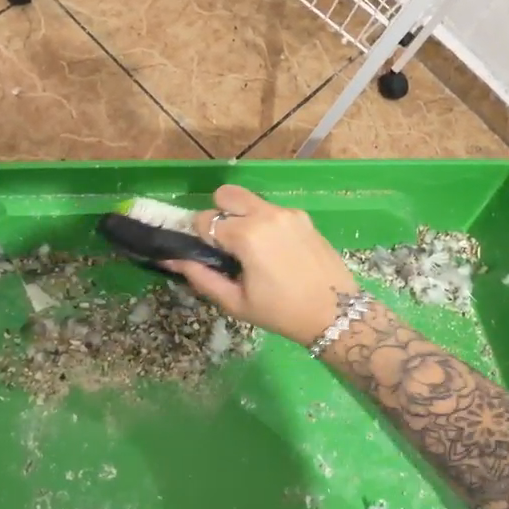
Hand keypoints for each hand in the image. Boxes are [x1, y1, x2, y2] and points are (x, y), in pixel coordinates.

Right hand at [163, 185, 357, 344]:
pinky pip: (273, 211)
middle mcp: (266, 214)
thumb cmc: (281, 312)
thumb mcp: (236, 302)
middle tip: (227, 244)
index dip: (201, 238)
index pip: (205, 219)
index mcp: (247, 235)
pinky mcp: (304, 217)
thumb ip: (200, 277)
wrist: (336, 313)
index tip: (211, 256)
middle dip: (219, 214)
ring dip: (243, 217)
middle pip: (226, 194)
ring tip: (253, 250)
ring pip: (251, 200)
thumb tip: (172, 259)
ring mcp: (288, 213)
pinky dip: (265, 223)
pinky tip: (276, 251)